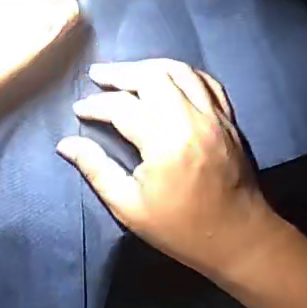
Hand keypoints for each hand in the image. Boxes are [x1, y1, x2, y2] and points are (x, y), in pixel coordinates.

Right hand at [56, 60, 300, 282]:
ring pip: (179, 71)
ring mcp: (215, 117)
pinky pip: (205, 81)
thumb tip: (66, 144)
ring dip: (147, 67)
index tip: (79, 111)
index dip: (95, 105)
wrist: (240, 240)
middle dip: (119, 73)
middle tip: (96, 76)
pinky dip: (180, 74)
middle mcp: (192, 122)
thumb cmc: (180, 229)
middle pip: (152, 77)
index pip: (123, 107)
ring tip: (125, 73)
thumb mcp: (129, 207)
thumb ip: (97, 169)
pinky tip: (164, 79)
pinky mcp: (229, 119)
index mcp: (166, 146)